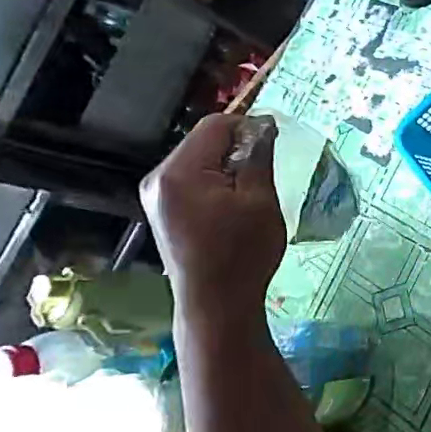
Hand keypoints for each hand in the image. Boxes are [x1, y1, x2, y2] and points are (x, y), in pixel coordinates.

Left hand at [140, 114, 285, 315]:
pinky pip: (190, 182)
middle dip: (235, 149)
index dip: (248, 126)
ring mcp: (155, 196)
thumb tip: (262, 127)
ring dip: (225, 167)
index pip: (214, 125)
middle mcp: (158, 178)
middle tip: (264, 173)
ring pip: (197, 162)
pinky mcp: (161, 212)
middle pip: (202, 142)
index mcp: (179, 172)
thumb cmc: (243, 253)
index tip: (275, 142)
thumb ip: (258, 158)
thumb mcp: (260, 201)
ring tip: (249, 194)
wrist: (216, 305)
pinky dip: (213, 184)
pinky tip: (231, 207)